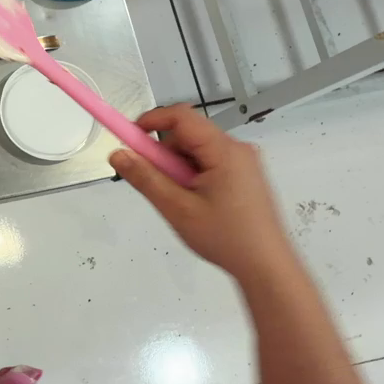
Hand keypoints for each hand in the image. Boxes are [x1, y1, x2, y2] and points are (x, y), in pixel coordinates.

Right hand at [108, 105, 296, 282]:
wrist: (266, 266)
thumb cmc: (224, 237)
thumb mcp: (176, 208)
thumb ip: (145, 178)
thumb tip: (117, 154)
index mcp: (224, 150)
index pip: (182, 117)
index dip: (150, 120)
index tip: (127, 139)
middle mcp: (237, 149)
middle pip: (188, 135)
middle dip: (162, 153)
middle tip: (152, 184)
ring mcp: (243, 163)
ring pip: (196, 152)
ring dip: (176, 168)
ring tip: (177, 201)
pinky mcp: (244, 176)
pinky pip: (208, 164)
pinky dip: (191, 176)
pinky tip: (193, 203)